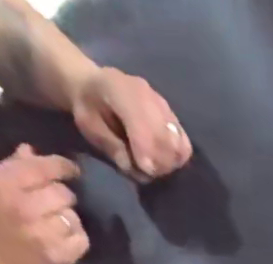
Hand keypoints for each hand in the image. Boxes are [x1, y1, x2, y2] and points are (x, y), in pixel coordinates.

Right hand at [0, 144, 86, 263]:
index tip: (72, 170)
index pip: (45, 168)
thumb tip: (33, 150)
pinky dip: (74, 238)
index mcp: (2, 184)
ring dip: (67, 219)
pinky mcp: (59, 256)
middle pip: (65, 194)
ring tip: (52, 224)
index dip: (64, 166)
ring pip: (74, 217)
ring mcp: (43, 235)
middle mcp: (24, 207)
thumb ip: (13, 167)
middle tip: (51, 205)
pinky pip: (82, 239)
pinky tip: (59, 240)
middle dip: (62, 197)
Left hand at [73, 67, 192, 180]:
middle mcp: (147, 94)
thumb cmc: (88, 106)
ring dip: (169, 162)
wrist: (95, 84)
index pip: (142, 123)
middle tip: (145, 172)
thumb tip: (130, 165)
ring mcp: (164, 105)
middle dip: (159, 162)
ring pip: (179, 143)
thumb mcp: (88, 124)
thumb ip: (109, 143)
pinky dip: (177, 157)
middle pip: (166, 137)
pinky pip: (184, 144)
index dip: (147, 150)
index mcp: (119, 89)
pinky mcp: (173, 117)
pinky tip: (164, 160)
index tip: (145, 171)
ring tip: (154, 167)